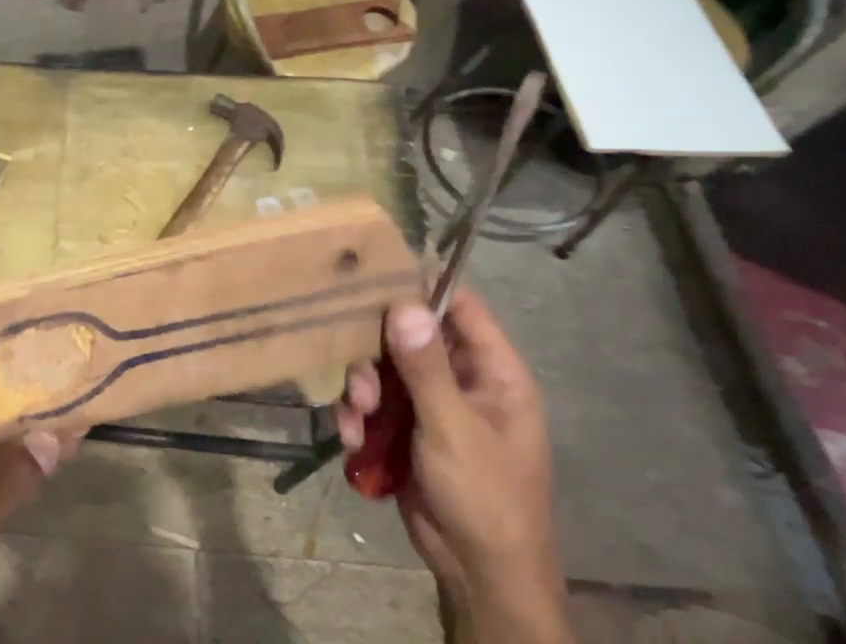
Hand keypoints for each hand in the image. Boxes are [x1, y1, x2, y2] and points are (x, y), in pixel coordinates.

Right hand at [334, 291, 570, 643]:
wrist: (478, 571)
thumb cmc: (484, 495)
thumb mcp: (453, 429)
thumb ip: (426, 367)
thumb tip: (404, 304)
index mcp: (493, 371)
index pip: (459, 306)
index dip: (420, 286)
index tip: (371, 273)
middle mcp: (462, 379)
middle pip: (407, 337)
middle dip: (375, 355)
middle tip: (360, 384)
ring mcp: (432, 405)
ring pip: (382, 370)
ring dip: (361, 390)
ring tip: (356, 419)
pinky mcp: (406, 430)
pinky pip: (373, 404)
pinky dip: (358, 417)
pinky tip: (353, 440)